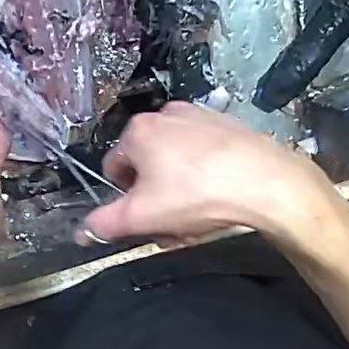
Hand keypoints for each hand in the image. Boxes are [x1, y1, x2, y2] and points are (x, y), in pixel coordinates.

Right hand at [80, 102, 340, 247]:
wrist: (266, 183)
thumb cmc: (196, 196)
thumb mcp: (141, 217)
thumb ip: (104, 224)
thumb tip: (81, 232)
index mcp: (138, 132)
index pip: (113, 169)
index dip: (125, 199)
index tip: (145, 219)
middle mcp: (165, 115)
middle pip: (146, 167)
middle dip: (154, 200)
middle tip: (172, 226)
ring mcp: (200, 117)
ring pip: (175, 164)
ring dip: (178, 193)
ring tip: (196, 218)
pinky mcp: (228, 125)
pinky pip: (202, 156)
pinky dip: (203, 178)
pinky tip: (217, 200)